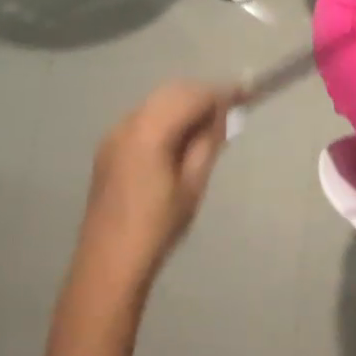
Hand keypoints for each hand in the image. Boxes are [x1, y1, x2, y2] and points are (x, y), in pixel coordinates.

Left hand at [82, 82, 240, 281]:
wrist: (109, 263)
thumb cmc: (157, 227)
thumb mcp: (192, 185)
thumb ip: (207, 144)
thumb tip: (223, 116)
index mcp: (149, 133)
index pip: (192, 96)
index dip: (221, 93)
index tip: (246, 93)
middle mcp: (127, 124)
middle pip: (172, 92)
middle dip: (202, 94)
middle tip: (231, 109)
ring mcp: (113, 135)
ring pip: (156, 103)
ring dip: (184, 104)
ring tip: (209, 126)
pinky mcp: (108, 149)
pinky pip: (143, 118)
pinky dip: (166, 117)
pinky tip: (181, 139)